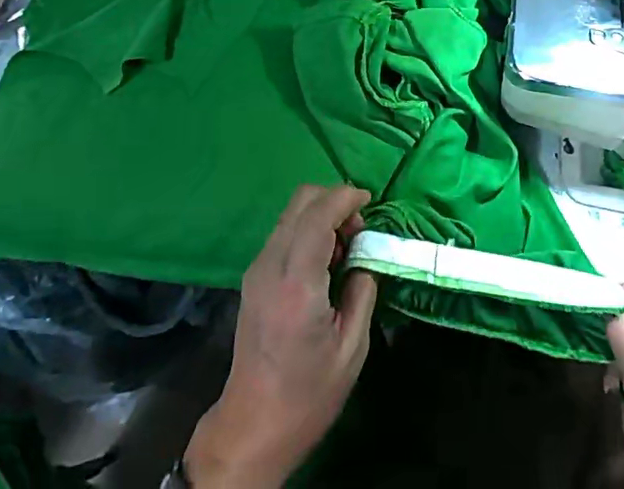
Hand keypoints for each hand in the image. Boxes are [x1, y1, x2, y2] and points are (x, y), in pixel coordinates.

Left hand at [185, 185, 377, 488]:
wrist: (253, 425)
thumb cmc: (308, 394)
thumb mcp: (352, 347)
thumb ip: (363, 291)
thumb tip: (365, 258)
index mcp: (297, 283)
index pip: (317, 214)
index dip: (345, 197)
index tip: (370, 202)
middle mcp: (270, 266)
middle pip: (300, 201)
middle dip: (334, 200)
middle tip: (359, 230)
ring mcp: (257, 269)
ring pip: (291, 214)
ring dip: (321, 215)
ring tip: (346, 248)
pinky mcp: (253, 277)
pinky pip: (284, 233)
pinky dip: (309, 230)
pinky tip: (326, 261)